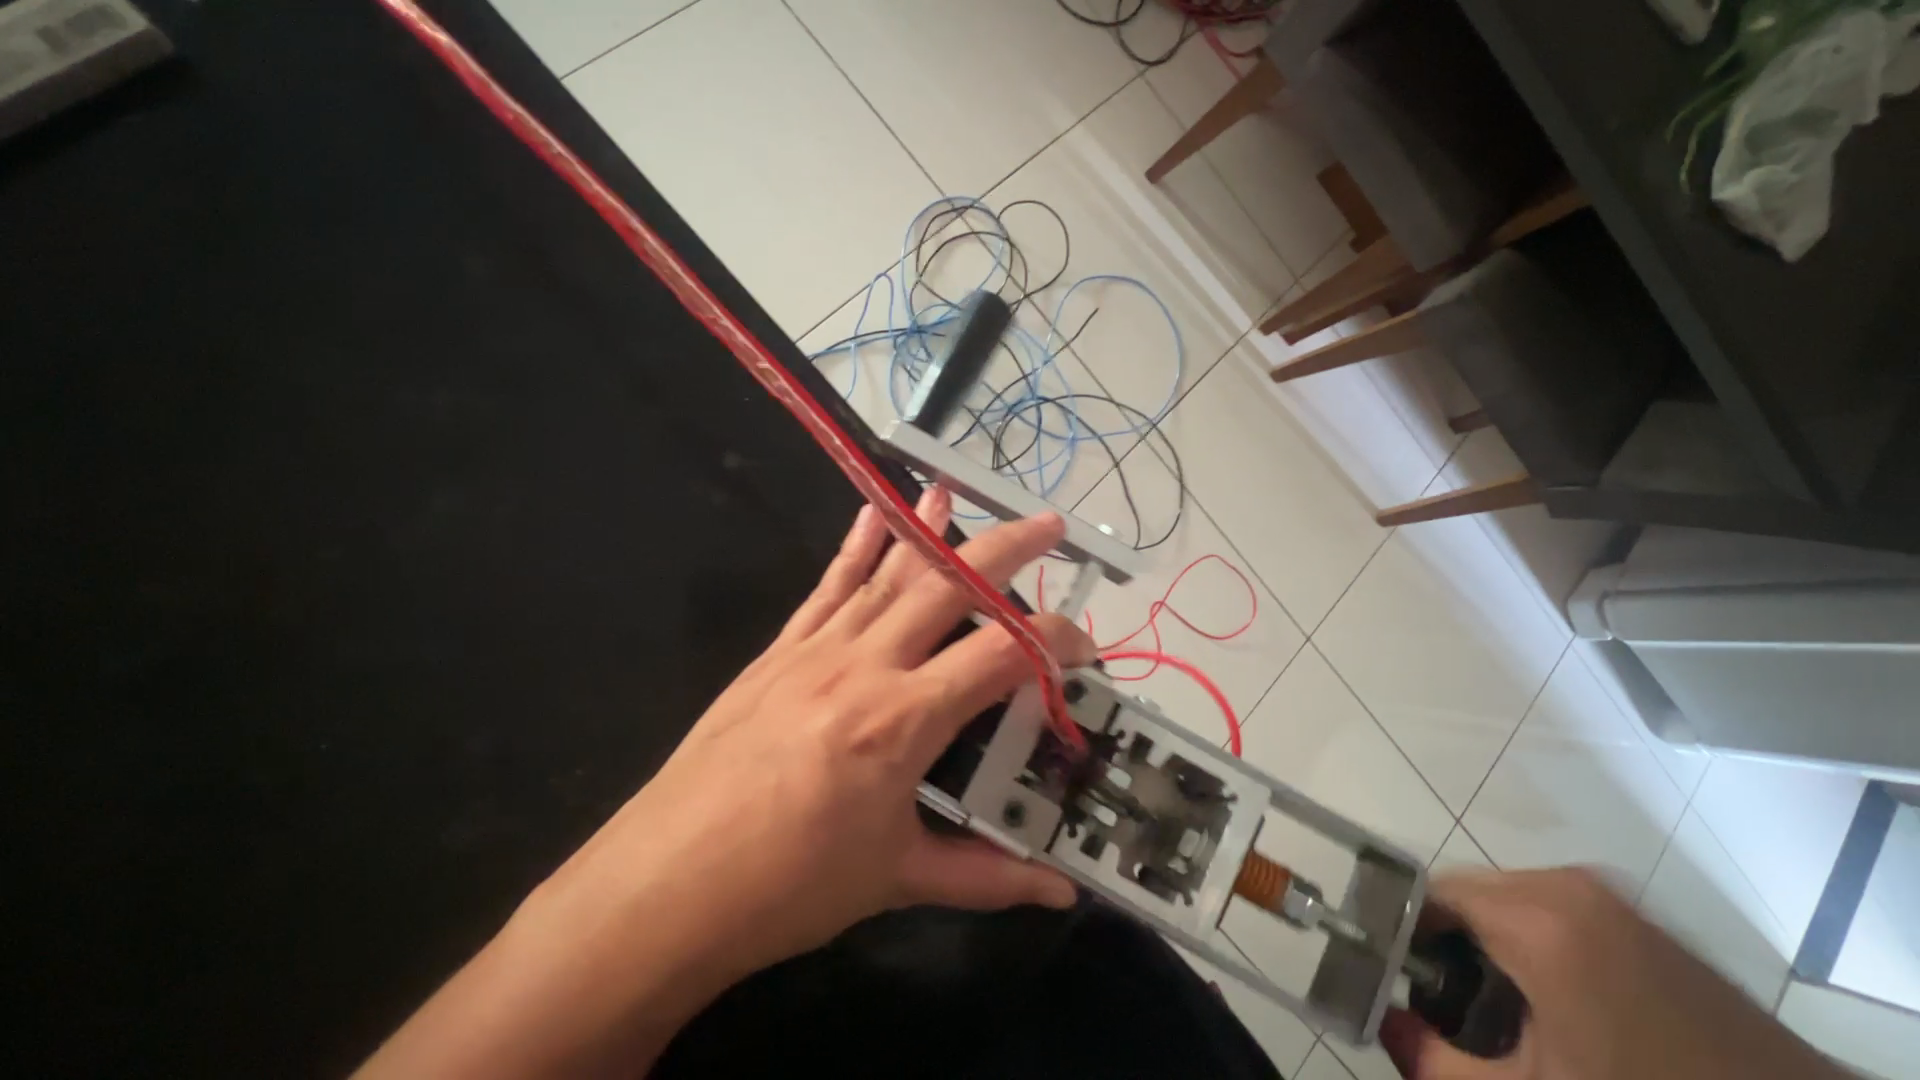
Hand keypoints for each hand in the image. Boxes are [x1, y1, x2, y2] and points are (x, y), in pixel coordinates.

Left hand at [359, 492, 1091, 1078]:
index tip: (1085, 646)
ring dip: (930, 531)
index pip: (1002, 656)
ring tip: (961, 491)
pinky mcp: (778, 653)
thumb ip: (986, 877)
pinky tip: (874, 512)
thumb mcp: (898, 879)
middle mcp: (865, 666)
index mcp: (904, 721)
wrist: (670, 884)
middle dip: (1006, 548)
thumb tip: (1060, 893)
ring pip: (886, 574)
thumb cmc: (791, 886)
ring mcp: (816, 651)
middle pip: (949, 587)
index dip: (1055, 643)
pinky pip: (826, 587)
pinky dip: (855, 546)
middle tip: (1049, 524)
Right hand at [1379, 869, 1843, 1079]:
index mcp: (1538, 920)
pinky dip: (1525, 940)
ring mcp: (1606, 894)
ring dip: (1483, 943)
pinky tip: (1546, 1001)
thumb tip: (1380, 1021)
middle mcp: (1566, 886)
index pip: (1427, 894)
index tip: (1393, 981)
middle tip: (1441, 1006)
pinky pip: (1546, 907)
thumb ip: (1431, 1060)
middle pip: (1464, 895)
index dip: (1399, 935)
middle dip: (1441, 945)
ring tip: (1494, 1010)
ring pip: (1504, 899)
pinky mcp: (1632, 912)